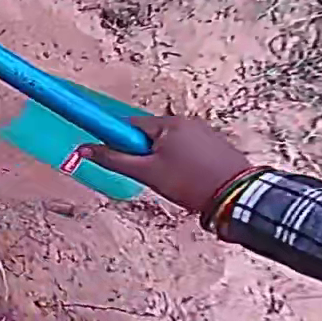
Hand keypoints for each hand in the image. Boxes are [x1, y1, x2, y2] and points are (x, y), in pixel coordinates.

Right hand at [78, 116, 253, 213]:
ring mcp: (204, 132)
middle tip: (145, 171)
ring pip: (164, 142)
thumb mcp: (144, 172)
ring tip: (166, 177)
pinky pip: (182, 147)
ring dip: (157, 156)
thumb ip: (111, 158)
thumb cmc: (189, 182)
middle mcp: (187, 122)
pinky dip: (175, 159)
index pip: (129, 125)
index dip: (118, 141)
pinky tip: (182, 176)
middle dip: (140, 151)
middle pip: (147, 133)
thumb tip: (81, 149)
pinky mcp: (214, 144)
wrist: (241, 198)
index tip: (117, 157)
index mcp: (169, 124)